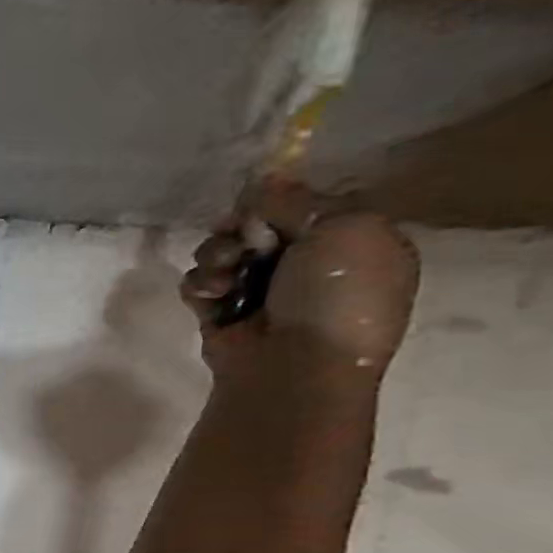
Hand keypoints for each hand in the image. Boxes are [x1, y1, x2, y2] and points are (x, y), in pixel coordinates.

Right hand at [181, 179, 418, 378]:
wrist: (294, 367)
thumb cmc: (334, 296)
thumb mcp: (342, 227)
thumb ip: (297, 198)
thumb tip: (262, 184)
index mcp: (352, 246)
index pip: (306, 206)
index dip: (280, 201)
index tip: (264, 204)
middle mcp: (308, 267)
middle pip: (258, 225)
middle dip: (241, 227)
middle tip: (241, 241)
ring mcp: (262, 294)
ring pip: (224, 251)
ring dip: (216, 255)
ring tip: (225, 277)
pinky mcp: (222, 316)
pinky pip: (200, 284)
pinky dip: (200, 285)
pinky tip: (211, 296)